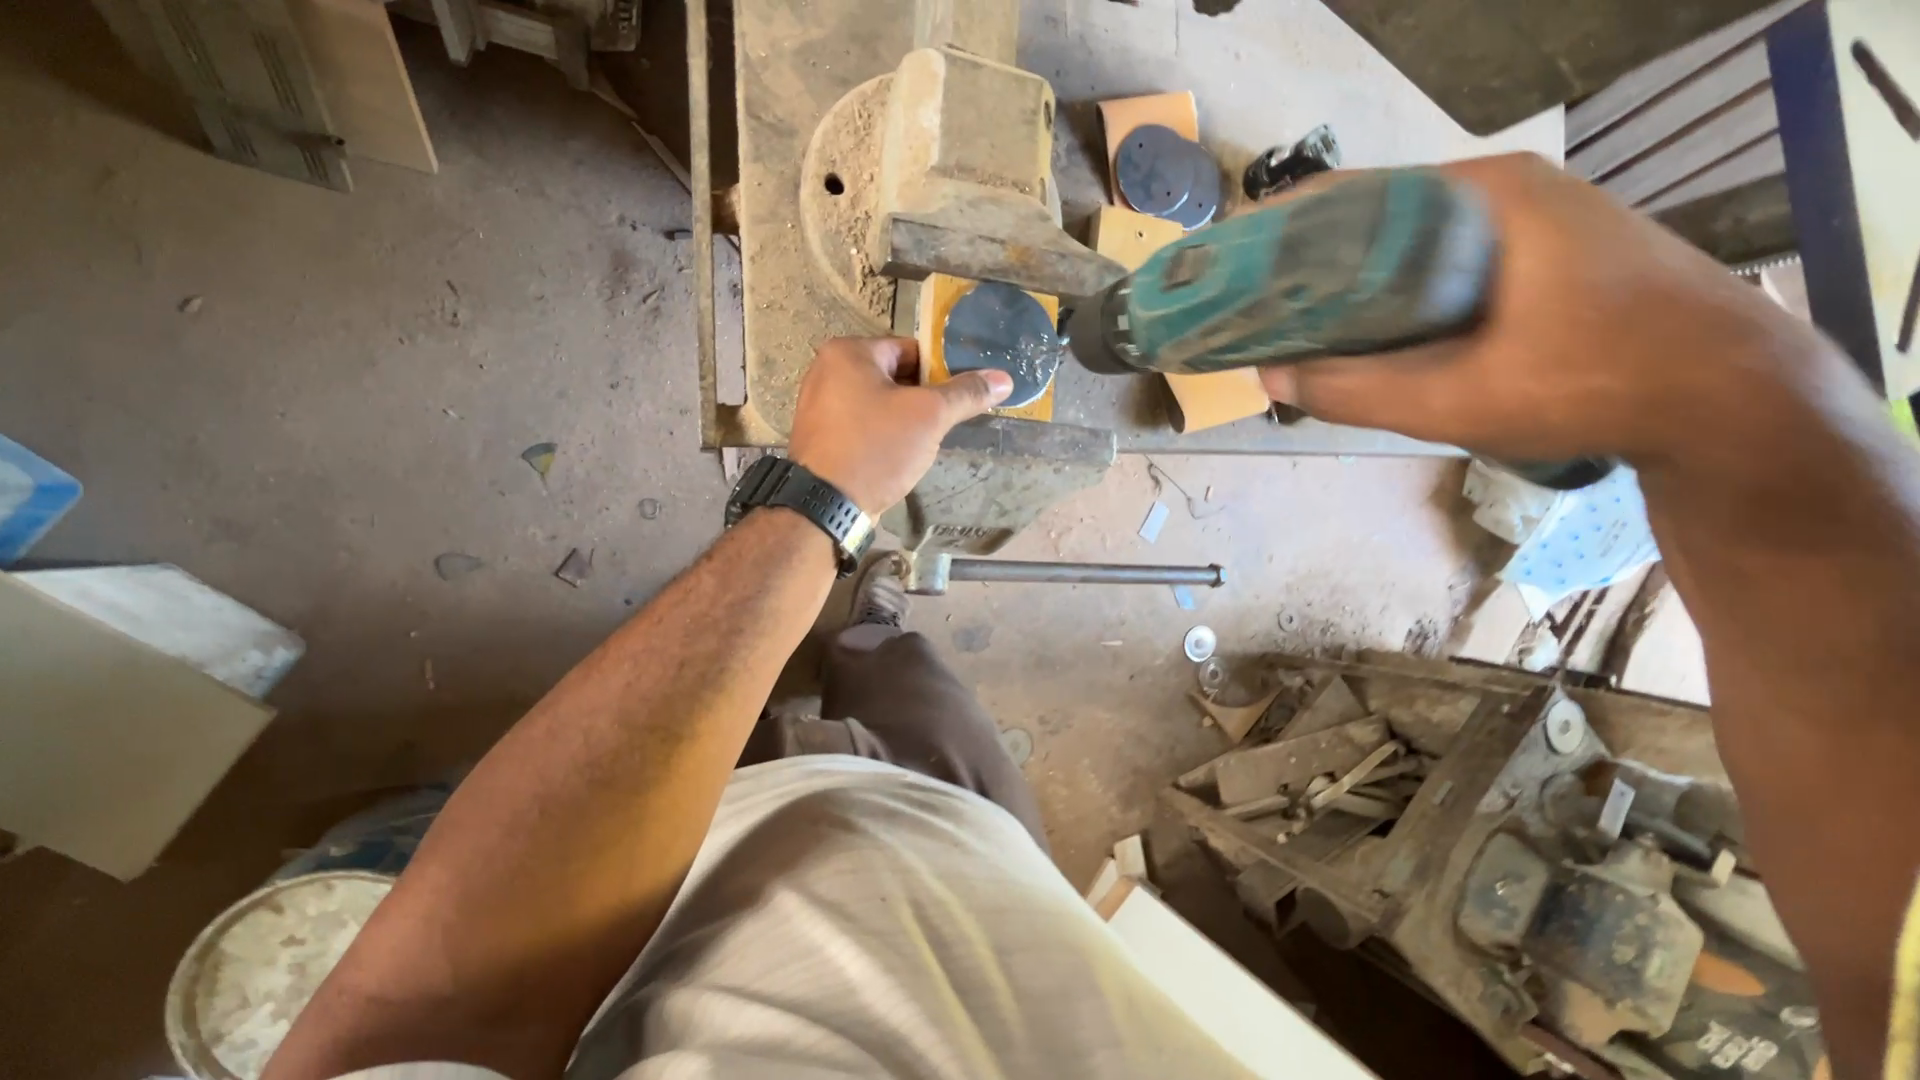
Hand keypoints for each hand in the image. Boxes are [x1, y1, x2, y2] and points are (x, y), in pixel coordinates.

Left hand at [788, 337, 1012, 513]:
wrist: (826, 506)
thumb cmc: (876, 449)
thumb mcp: (929, 417)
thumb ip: (965, 394)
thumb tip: (1003, 379)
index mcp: (848, 352)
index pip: (910, 350)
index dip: (939, 374)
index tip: (957, 399)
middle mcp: (826, 370)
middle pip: (894, 376)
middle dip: (921, 400)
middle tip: (941, 425)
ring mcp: (818, 405)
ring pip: (878, 403)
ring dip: (903, 420)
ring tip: (920, 445)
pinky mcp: (819, 436)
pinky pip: (861, 426)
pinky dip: (881, 436)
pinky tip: (894, 458)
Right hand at [1260, 154, 1852, 470]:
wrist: (1737, 401)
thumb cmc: (1593, 384)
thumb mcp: (1455, 398)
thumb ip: (1353, 389)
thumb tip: (1269, 375)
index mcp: (1484, 196)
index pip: (1357, 196)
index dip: (1288, 231)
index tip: (1238, 265)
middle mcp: (1509, 191)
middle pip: (1385, 218)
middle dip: (1319, 262)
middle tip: (1265, 305)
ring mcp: (1540, 219)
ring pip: (1421, 243)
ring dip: (1365, 281)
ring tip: (1309, 323)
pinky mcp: (1557, 253)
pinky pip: (1456, 262)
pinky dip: (1409, 291)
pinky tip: (1383, 332)